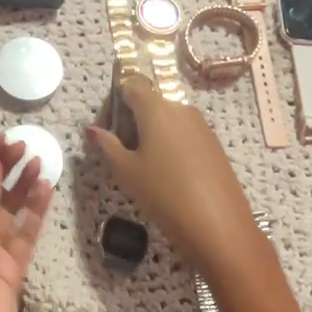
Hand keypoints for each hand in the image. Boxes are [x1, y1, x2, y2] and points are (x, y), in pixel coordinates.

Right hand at [87, 74, 257, 273]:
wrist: (219, 226)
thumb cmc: (164, 193)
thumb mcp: (126, 171)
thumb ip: (106, 145)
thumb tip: (92, 129)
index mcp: (157, 108)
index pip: (130, 85)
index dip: (112, 103)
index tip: (105, 132)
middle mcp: (181, 108)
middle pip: (149, 102)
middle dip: (129, 121)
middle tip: (119, 153)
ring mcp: (202, 126)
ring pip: (167, 120)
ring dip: (149, 134)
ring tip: (141, 167)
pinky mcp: (214, 145)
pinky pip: (184, 135)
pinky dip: (169, 145)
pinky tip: (167, 175)